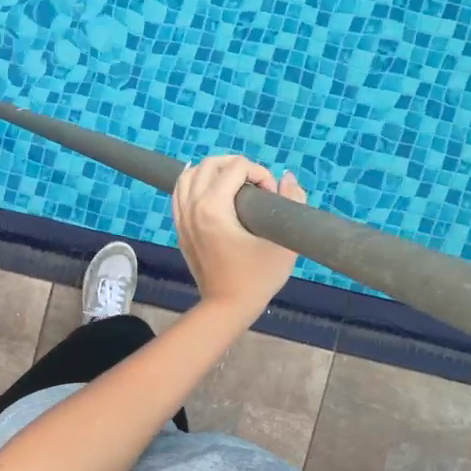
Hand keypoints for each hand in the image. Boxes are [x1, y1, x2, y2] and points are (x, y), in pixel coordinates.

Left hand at [173, 155, 304, 318]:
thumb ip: (291, 202)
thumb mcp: (283, 242)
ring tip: (234, 184)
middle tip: (255, 184)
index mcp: (213, 208)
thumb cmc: (257, 277)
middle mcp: (191, 208)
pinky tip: (213, 193)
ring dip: (212, 172)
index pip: (235, 167)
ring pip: (188, 176)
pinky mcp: (179, 228)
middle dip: (235, 165)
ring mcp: (181, 218)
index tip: (270, 195)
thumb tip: (286, 177)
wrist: (227, 306)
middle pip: (208, 164)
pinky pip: (179, 193)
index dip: (259, 173)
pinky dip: (195, 185)